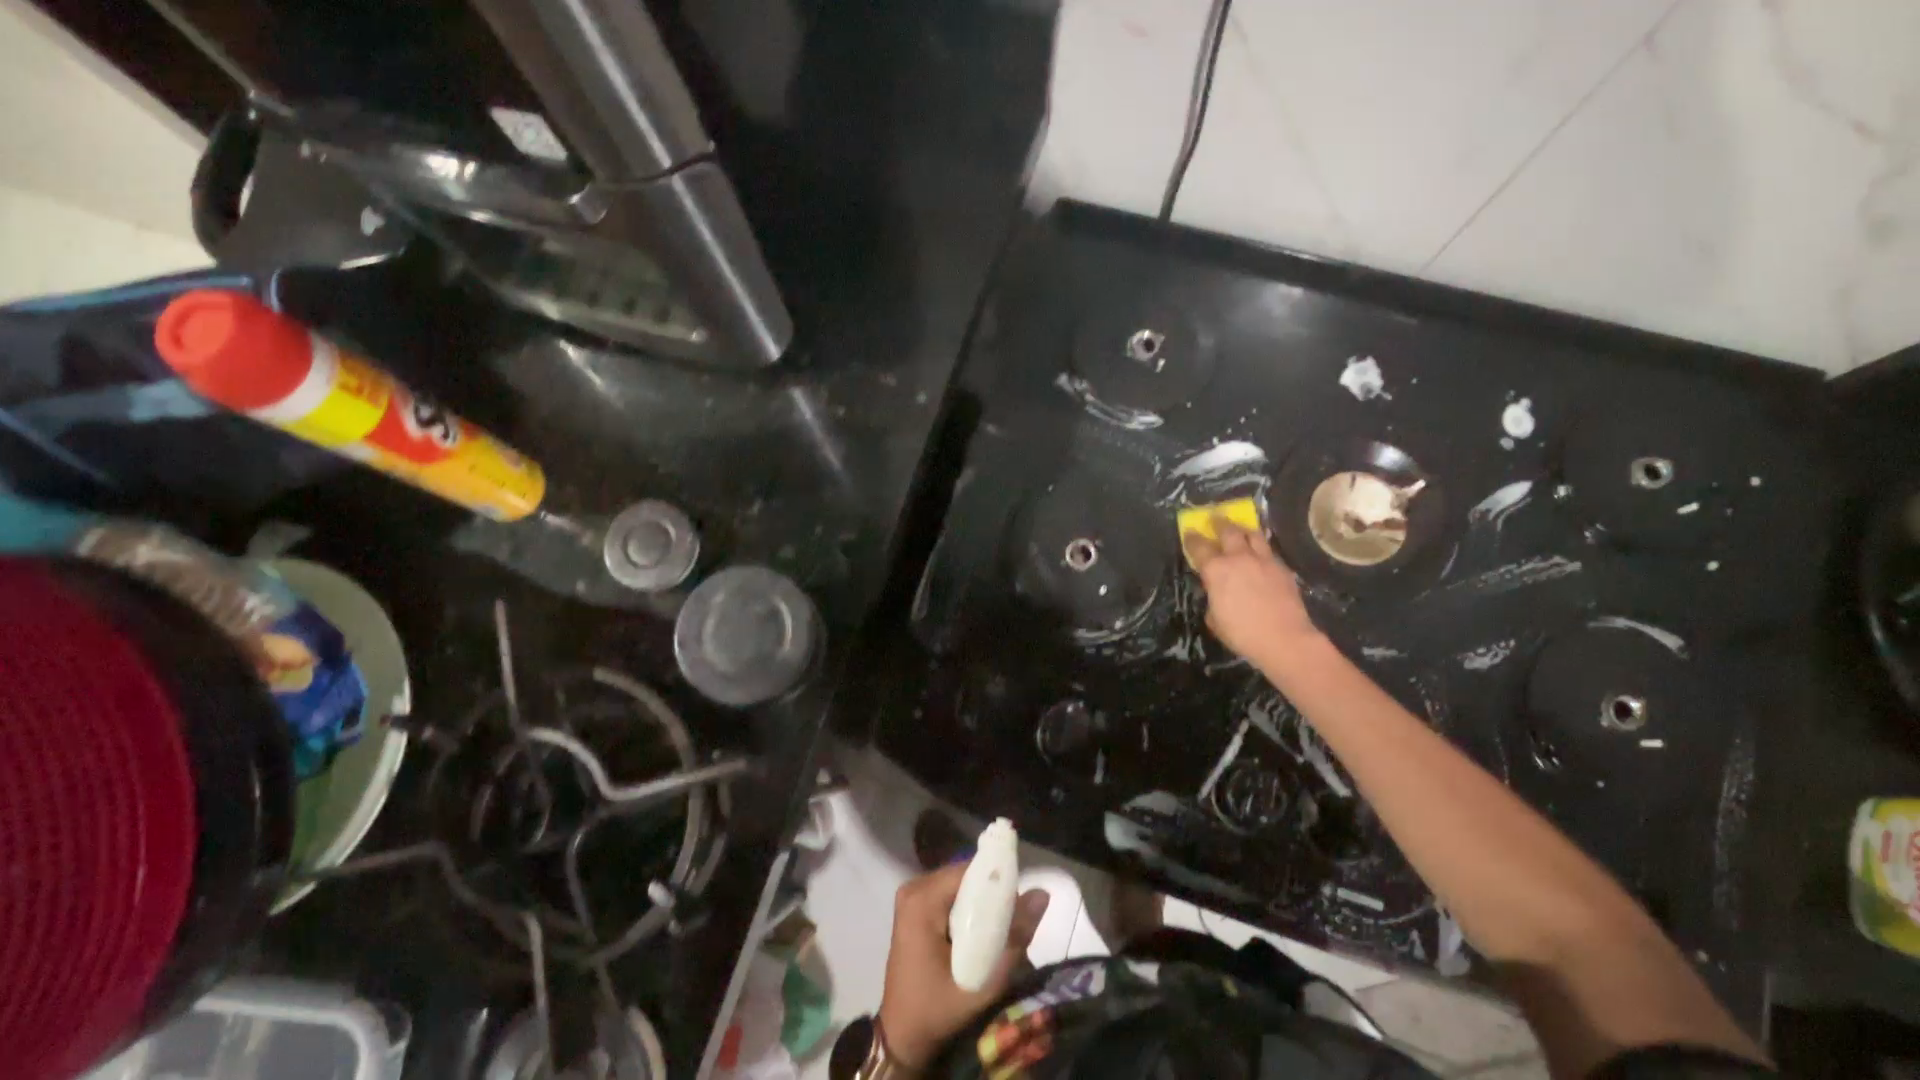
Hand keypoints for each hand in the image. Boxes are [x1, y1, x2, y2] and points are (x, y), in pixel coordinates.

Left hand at [876, 862, 1049, 1069]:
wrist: (901, 1035)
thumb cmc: (937, 1010)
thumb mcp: (983, 981)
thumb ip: (1015, 939)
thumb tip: (1042, 894)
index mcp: (922, 900)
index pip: (972, 871)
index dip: (1000, 885)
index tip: (1019, 912)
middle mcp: (914, 890)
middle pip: (966, 877)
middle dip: (992, 898)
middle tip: (1009, 930)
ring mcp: (912, 898)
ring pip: (961, 887)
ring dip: (982, 907)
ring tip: (996, 938)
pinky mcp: (915, 909)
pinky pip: (951, 897)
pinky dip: (969, 913)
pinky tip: (978, 939)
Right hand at [1181, 516, 1320, 666]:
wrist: (1284, 638)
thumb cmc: (1242, 634)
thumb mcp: (1214, 619)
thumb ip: (1212, 598)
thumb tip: (1216, 592)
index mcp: (1216, 570)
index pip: (1199, 547)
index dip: (1193, 538)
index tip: (1190, 532)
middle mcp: (1239, 558)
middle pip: (1228, 531)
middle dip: (1220, 523)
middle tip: (1216, 517)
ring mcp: (1264, 560)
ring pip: (1253, 534)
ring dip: (1243, 529)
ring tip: (1240, 528)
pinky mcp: (1282, 568)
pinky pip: (1269, 550)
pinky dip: (1261, 548)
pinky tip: (1260, 554)